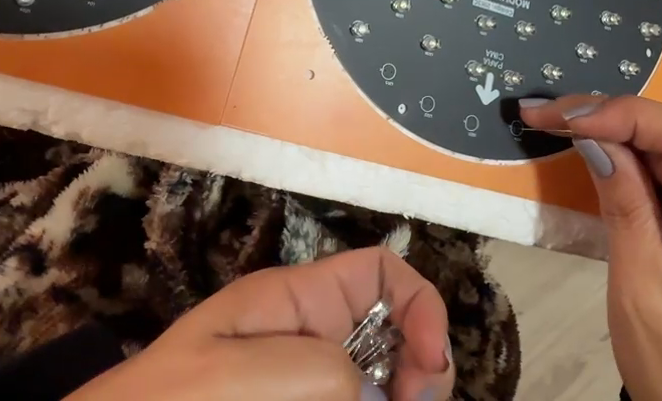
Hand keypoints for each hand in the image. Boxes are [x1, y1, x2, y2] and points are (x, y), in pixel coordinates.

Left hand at [68, 246, 454, 400]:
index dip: (421, 305)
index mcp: (299, 301)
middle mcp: (313, 339)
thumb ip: (310, 368)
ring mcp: (308, 385)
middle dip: (421, 370)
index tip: (430, 366)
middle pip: (396, 337)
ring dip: (399, 398)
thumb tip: (374, 391)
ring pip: (379, 386)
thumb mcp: (231, 371)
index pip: (381, 273)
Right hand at [520, 95, 661, 400]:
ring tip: (560, 123)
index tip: (566, 116)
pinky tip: (598, 145)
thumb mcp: (639, 294)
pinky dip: (634, 150)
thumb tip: (593, 136)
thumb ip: (624, 207)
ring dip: (619, 128)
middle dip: (614, 115)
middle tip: (547, 115)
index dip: (628, 115)